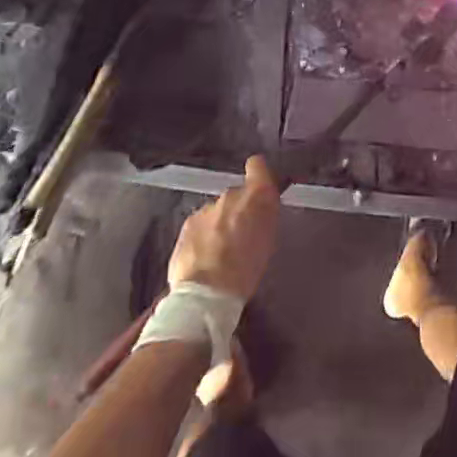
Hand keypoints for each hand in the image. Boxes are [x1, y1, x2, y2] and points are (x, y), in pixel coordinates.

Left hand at [167, 157, 279, 300]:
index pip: (257, 165)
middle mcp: (230, 195)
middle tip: (242, 232)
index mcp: (257, 195)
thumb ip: (265, 213)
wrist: (207, 292)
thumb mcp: (269, 237)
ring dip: (220, 223)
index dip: (259, 173)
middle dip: (239, 208)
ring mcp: (206, 209)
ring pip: (217, 211)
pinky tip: (205, 256)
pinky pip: (200, 224)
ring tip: (221, 250)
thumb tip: (262, 205)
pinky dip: (204, 235)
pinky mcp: (187, 224)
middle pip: (237, 193)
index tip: (260, 185)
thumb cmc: (248, 267)